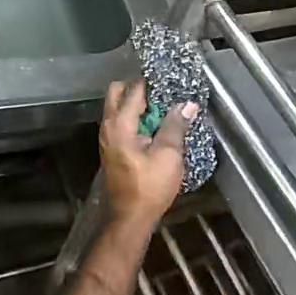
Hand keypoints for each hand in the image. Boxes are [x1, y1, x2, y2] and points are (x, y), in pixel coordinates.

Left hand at [99, 80, 195, 228]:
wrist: (131, 217)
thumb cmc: (149, 186)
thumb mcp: (168, 155)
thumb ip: (175, 126)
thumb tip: (187, 104)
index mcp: (119, 124)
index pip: (134, 90)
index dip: (152, 82)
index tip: (170, 78)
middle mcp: (108, 127)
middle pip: (118, 93)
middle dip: (139, 89)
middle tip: (163, 94)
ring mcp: (107, 138)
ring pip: (118, 108)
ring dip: (138, 105)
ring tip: (164, 109)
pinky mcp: (112, 149)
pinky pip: (121, 123)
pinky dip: (135, 119)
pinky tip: (155, 127)